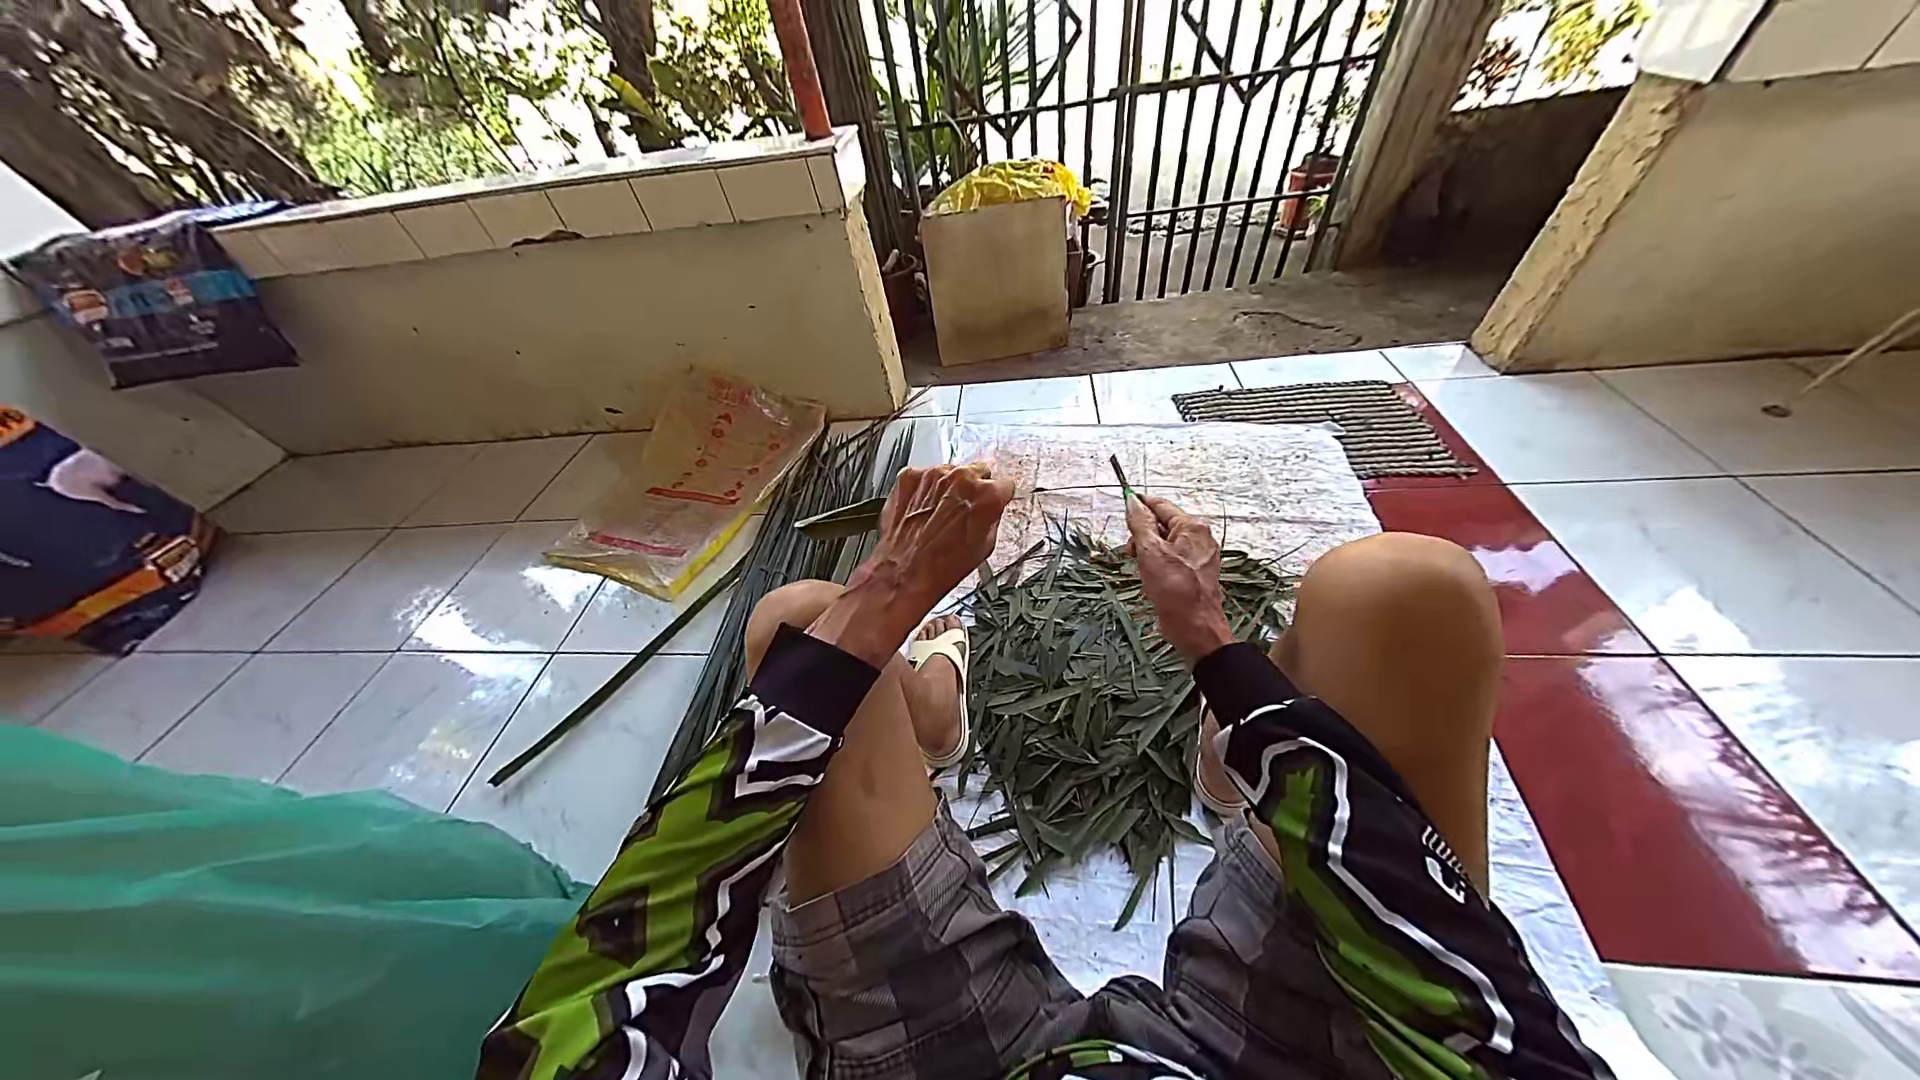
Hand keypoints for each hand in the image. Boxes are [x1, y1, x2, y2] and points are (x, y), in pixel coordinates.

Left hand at [810, 464, 1013, 666]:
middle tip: (962, 512)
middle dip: (972, 490)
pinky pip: (923, 478)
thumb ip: (991, 517)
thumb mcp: (985, 546)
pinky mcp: (910, 477)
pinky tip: (922, 511)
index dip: (997, 497)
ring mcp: (934, 475)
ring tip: (938, 516)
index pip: (1003, 484)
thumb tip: (989, 511)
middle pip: (976, 472)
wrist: (905, 571)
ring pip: (948, 473)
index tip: (992, 501)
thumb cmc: (942, 565)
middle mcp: (962, 478)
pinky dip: (923, 490)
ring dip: (946, 489)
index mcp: (987, 494)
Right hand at [1125, 493, 1234, 663]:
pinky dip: (1155, 565)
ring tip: (1142, 568)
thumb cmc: (1176, 591)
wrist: (1194, 628)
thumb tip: (1132, 503)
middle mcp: (1199, 539)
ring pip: (1163, 544)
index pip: (1161, 505)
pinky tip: (1150, 578)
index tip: (1123, 506)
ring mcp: (1197, 557)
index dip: (1139, 505)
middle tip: (1132, 551)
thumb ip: (1140, 524)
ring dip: (1146, 552)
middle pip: (1162, 525)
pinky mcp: (1192, 573)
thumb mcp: (1150, 551)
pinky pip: (1169, 560)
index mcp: (1193, 527)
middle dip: (1142, 535)